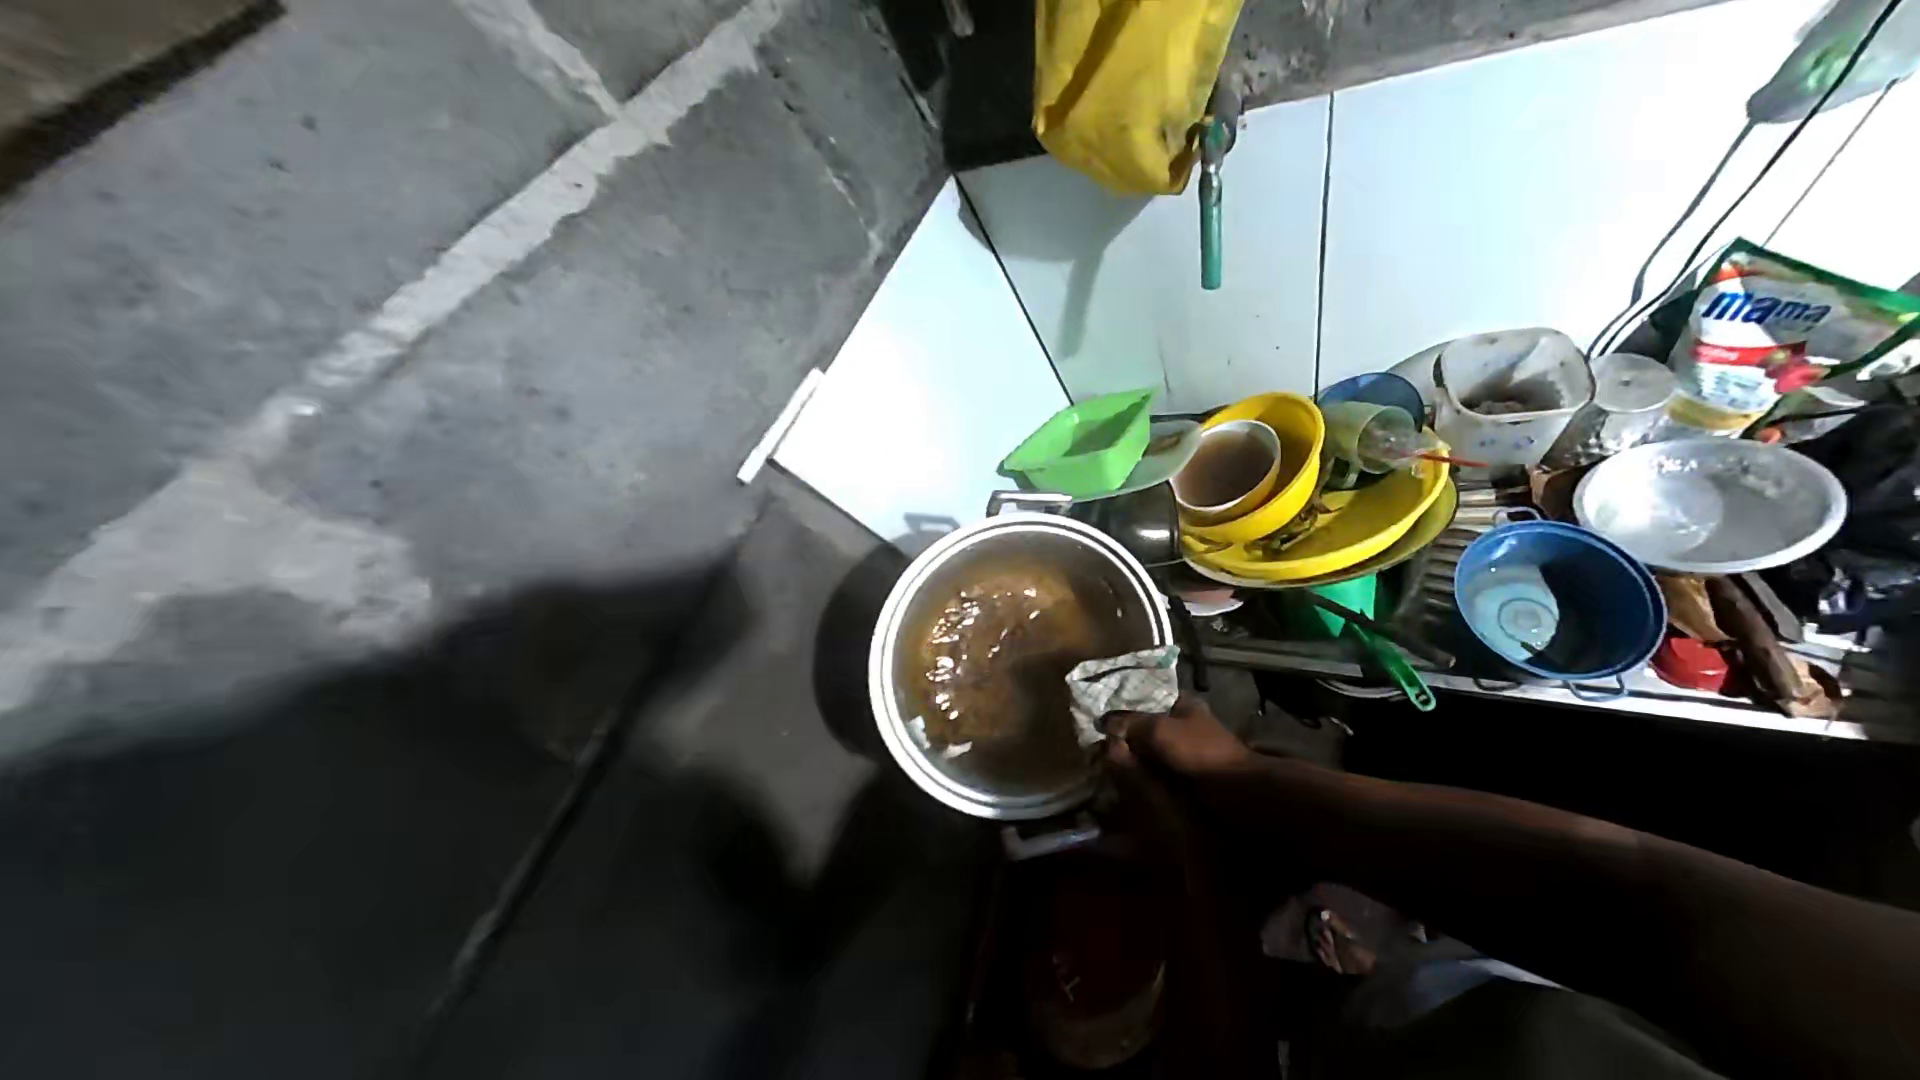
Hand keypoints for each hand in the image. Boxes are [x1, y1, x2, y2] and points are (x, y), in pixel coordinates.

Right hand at [1104, 695, 1250, 777]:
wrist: (1234, 790)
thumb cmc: (1199, 751)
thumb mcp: (1159, 730)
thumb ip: (1130, 724)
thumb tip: (1104, 724)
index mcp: (1181, 703)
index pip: (1145, 696)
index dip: (1123, 703)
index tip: (1101, 712)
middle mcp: (1181, 722)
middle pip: (1144, 722)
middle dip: (1124, 731)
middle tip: (1100, 737)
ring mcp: (1182, 748)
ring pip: (1147, 746)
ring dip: (1130, 753)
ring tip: (1105, 756)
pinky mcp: (1183, 772)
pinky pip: (1154, 767)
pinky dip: (1139, 769)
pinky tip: (1121, 772)